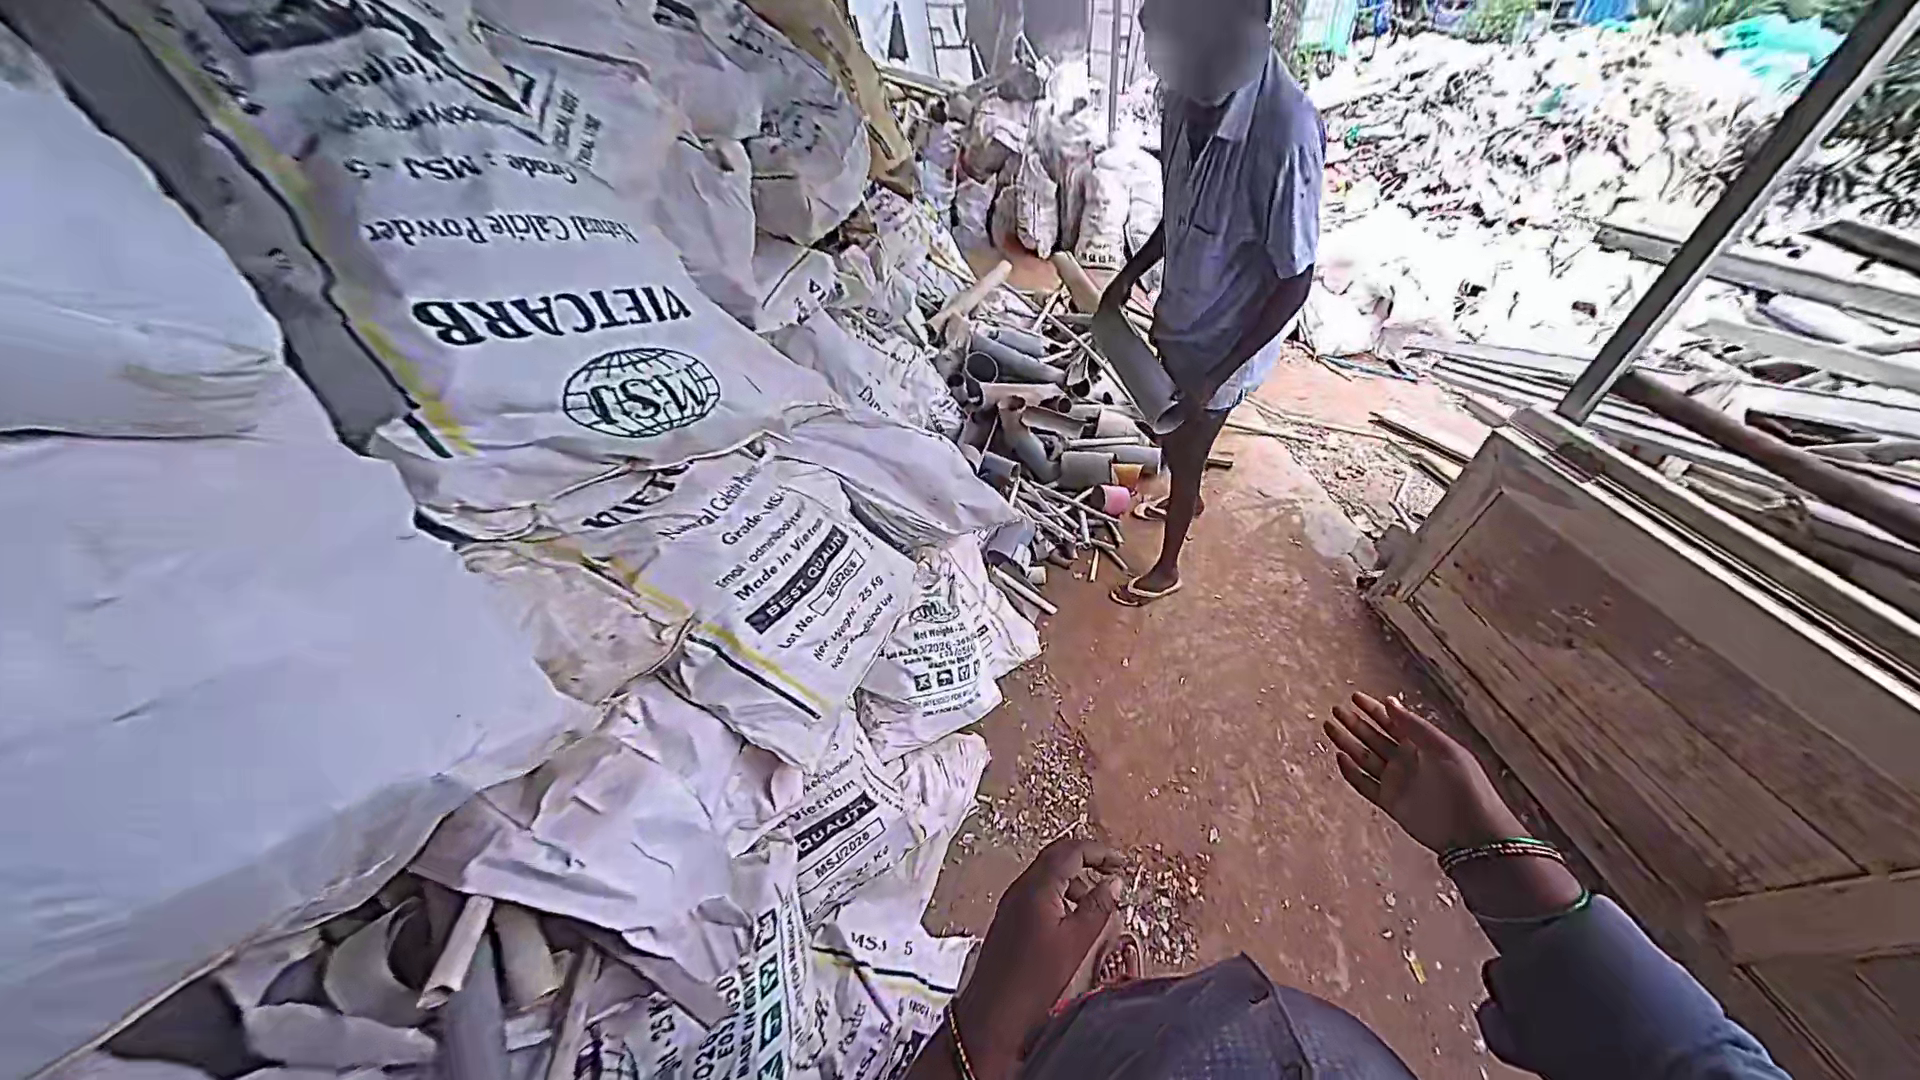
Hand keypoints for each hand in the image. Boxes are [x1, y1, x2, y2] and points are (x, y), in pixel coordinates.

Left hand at [947, 839, 1123, 1077]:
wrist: (993, 1013)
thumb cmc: (1033, 981)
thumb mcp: (1075, 943)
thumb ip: (1097, 908)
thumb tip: (1114, 883)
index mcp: (1038, 886)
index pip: (1071, 850)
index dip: (1099, 852)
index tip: (1120, 862)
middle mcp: (1022, 886)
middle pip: (1057, 856)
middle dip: (1087, 858)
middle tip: (1111, 870)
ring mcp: (1014, 900)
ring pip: (1048, 874)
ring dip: (1074, 878)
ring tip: (1096, 900)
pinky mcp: (1011, 916)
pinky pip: (1039, 891)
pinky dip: (1060, 893)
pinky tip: (1072, 917)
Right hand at [1325, 692, 1524, 855]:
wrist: (1473, 833)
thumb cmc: (1465, 787)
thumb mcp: (1443, 749)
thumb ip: (1414, 726)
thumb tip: (1390, 702)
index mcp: (1422, 747)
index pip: (1392, 722)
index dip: (1373, 709)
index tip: (1355, 697)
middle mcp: (1407, 762)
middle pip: (1374, 738)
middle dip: (1355, 723)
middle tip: (1337, 710)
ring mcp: (1397, 782)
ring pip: (1364, 757)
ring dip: (1346, 742)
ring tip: (1330, 727)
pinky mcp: (1389, 802)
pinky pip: (1363, 784)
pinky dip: (1350, 771)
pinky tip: (1341, 758)